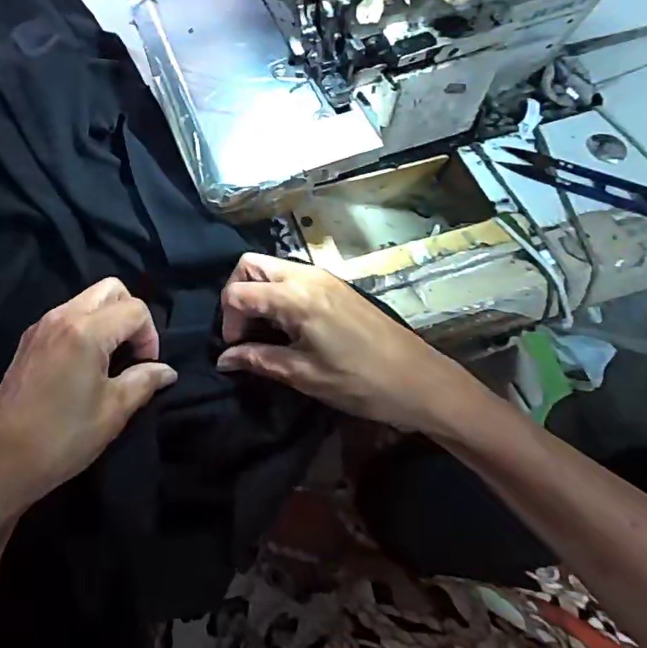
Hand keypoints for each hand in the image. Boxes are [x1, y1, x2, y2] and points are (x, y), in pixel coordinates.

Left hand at [0, 279, 177, 527]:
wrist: (3, 459)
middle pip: (109, 289)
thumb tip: (166, 370)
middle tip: (133, 353)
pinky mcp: (28, 339)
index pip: (134, 308)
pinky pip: (66, 315)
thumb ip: (144, 381)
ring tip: (112, 359)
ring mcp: (41, 325)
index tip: (148, 367)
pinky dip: (86, 326)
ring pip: (86, 299)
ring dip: (108, 318)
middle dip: (131, 313)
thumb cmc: (63, 437)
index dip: (151, 336)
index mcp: (85, 330)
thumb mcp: (113, 411)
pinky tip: (86, 363)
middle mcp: (61, 315)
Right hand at [215, 253, 483, 433]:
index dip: (228, 320)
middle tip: (243, 330)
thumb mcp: (305, 375)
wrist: (422, 382)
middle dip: (236, 293)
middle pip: (250, 265)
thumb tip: (224, 359)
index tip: (235, 348)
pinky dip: (277, 292)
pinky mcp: (336, 286)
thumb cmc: (361, 382)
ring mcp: (323, 277)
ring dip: (257, 292)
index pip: (239, 292)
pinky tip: (287, 326)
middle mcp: (306, 276)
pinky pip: (292, 276)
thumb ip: (259, 360)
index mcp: (296, 297)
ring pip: (271, 267)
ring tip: (264, 330)